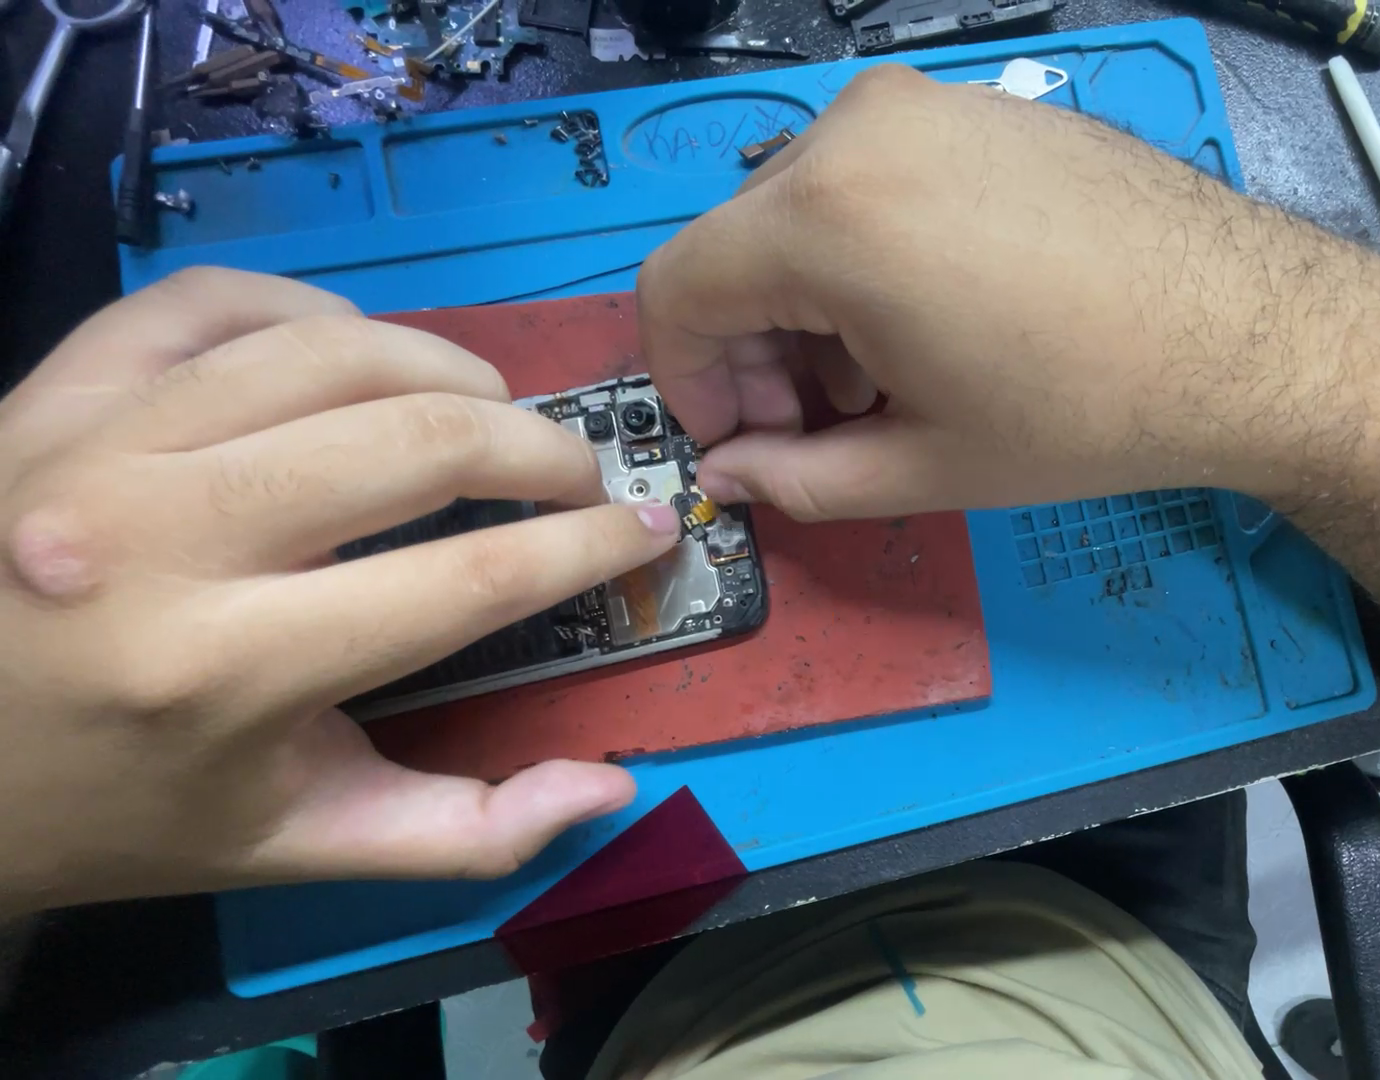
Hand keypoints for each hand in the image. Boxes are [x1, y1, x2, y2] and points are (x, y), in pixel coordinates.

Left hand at [0, 268, 682, 914]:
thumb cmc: (125, 812)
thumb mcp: (308, 845)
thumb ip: (476, 830)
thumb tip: (615, 787)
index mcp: (234, 668)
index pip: (482, 575)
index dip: (595, 546)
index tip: (652, 529)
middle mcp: (156, 537)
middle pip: (427, 442)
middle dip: (550, 451)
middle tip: (584, 480)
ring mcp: (85, 445)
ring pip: (338, 352)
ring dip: (459, 371)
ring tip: (499, 413)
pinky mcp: (40, 393)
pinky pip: (209, 304)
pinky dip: (317, 311)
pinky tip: (363, 355)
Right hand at [638, 66, 1358, 519]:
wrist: (1251, 337)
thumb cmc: (1084, 414)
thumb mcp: (928, 466)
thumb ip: (801, 480)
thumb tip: (725, 476)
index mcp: (826, 219)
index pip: (677, 288)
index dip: (688, 379)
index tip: (740, 438)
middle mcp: (856, 133)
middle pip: (741, 250)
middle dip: (756, 354)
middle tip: (818, 430)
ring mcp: (924, 107)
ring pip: (803, 217)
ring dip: (813, 313)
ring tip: (885, 388)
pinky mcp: (976, 114)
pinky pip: (872, 186)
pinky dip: (866, 262)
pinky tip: (932, 323)